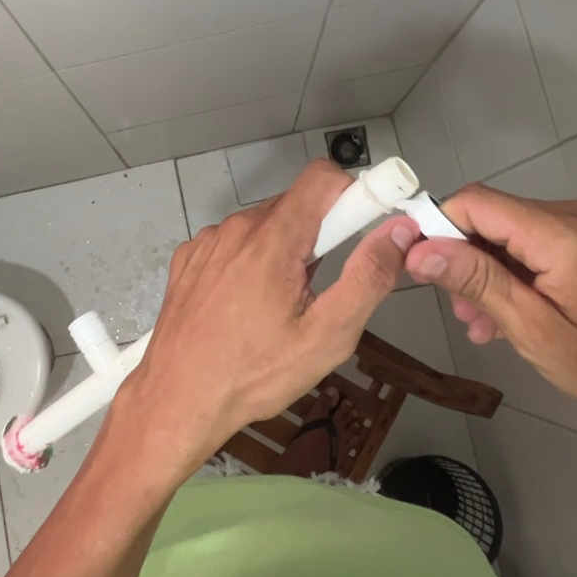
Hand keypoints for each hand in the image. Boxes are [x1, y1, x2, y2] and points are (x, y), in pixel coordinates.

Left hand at [114, 161, 418, 477]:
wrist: (178, 400)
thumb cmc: (252, 375)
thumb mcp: (327, 335)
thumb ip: (368, 277)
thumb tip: (398, 232)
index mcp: (271, 239)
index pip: (321, 177)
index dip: (351, 194)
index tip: (362, 228)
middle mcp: (235, 228)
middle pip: (294, 204)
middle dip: (317, 235)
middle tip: (316, 289)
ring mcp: (207, 241)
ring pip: (262, 225)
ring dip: (281, 250)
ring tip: (276, 306)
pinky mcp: (189, 258)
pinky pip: (232, 243)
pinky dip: (248, 261)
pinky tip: (243, 306)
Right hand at [403, 183, 576, 453]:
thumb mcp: (541, 334)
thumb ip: (480, 283)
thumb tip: (419, 248)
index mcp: (563, 233)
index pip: (474, 202)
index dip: (435, 227)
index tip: (416, 271)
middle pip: (492, 217)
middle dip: (463, 258)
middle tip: (462, 315)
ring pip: (513, 234)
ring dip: (489, 272)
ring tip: (487, 326)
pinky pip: (541, 247)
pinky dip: (519, 275)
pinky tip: (517, 316)